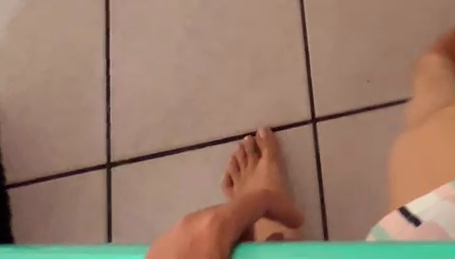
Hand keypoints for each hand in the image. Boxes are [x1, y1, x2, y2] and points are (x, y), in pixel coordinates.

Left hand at [146, 189, 304, 258]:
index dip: (282, 207)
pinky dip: (203, 250)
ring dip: (226, 243)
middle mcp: (195, 219)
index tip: (296, 223)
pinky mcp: (157, 248)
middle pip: (234, 215)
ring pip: (212, 227)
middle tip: (252, 256)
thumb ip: (258, 253)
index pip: (259, 200)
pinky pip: (191, 239)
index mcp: (217, 224)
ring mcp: (173, 232)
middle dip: (249, 234)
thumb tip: (275, 240)